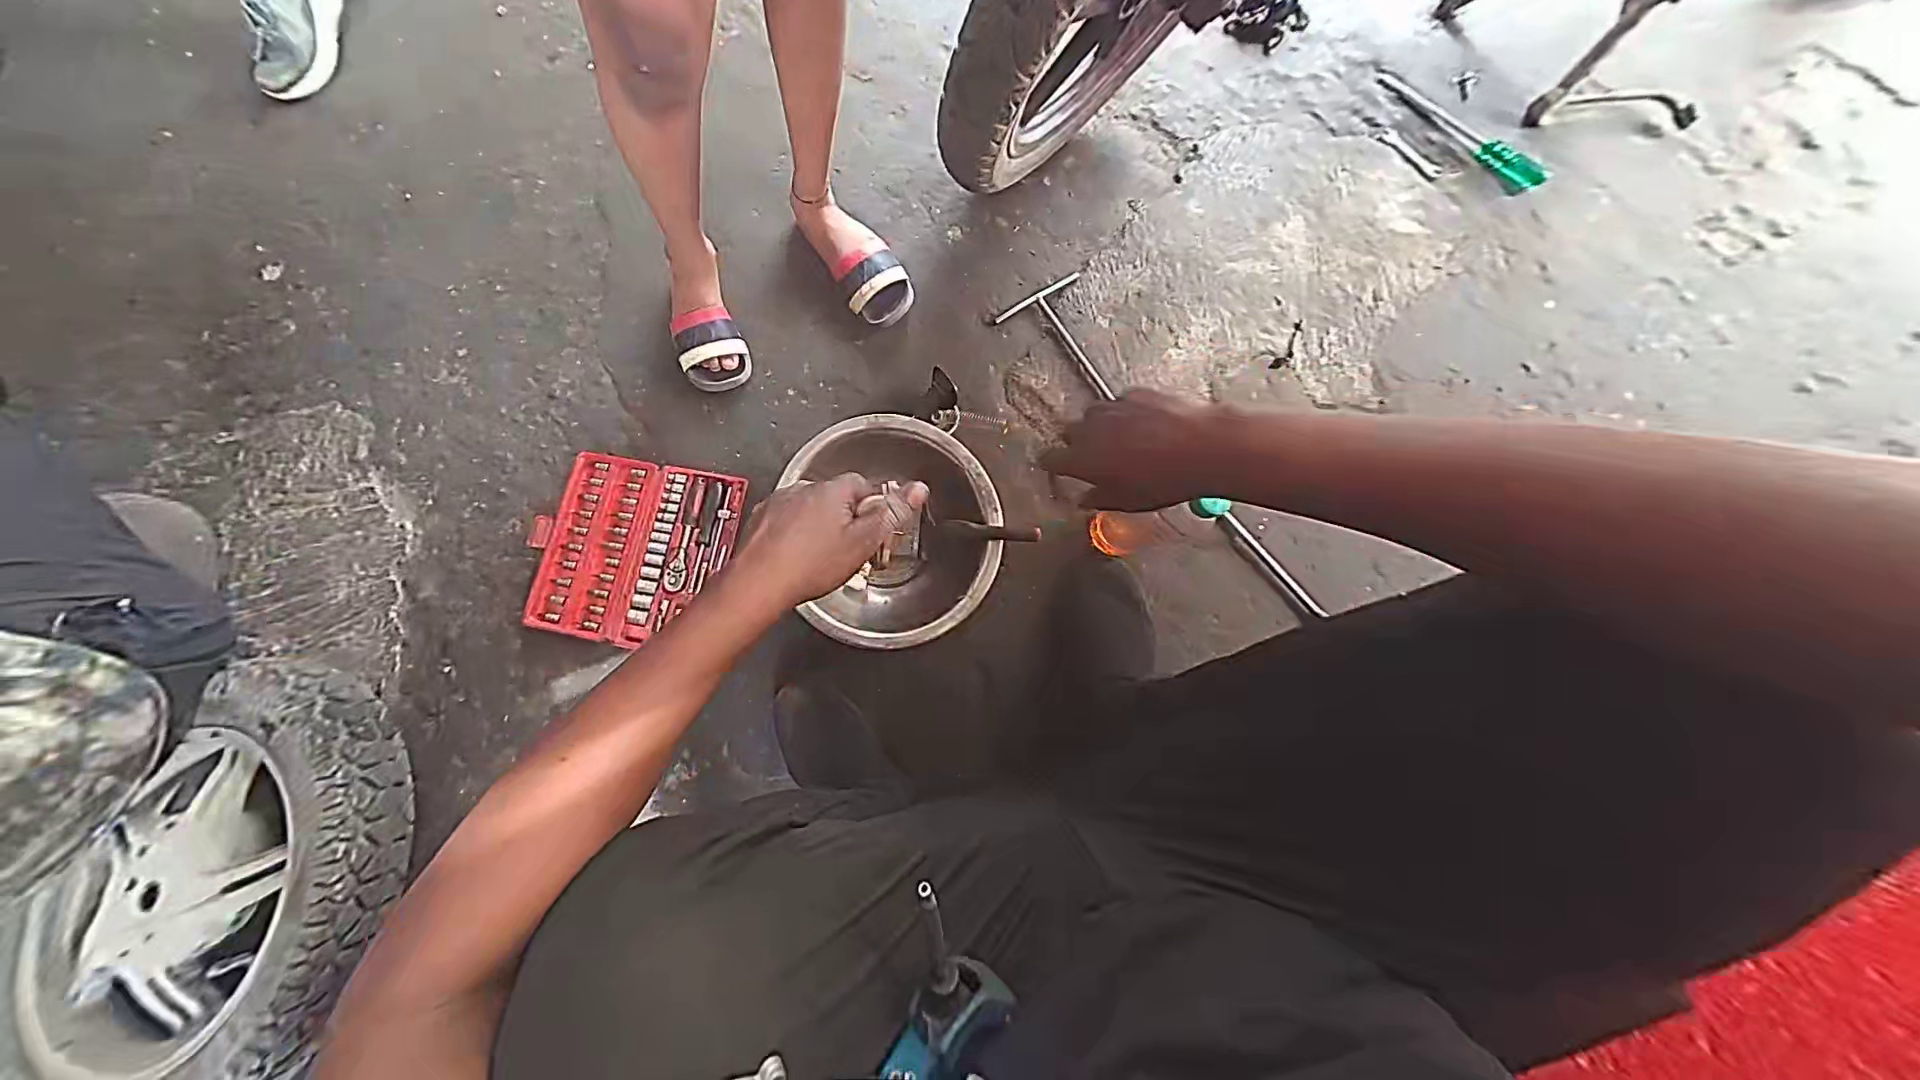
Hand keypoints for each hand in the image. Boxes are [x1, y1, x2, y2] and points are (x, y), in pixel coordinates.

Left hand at [727, 473, 928, 609]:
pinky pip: (788, 522)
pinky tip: (800, 557)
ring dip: (820, 526)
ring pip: (811, 510)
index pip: (866, 486)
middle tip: (852, 548)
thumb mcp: (863, 542)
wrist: (759, 583)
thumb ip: (891, 513)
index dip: (874, 508)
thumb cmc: (807, 565)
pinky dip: (796, 535)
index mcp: (833, 489)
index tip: (876, 528)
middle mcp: (804, 489)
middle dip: (847, 519)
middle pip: (838, 498)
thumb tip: (917, 489)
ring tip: (824, 557)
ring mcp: (780, 503)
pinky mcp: (762, 520)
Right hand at [1040, 390, 1225, 510]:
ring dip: (1101, 427)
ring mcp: (1112, 407)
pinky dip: (1126, 414)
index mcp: (1081, 458)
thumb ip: (1099, 498)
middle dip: (1079, 444)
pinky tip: (1144, 428)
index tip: (1059, 469)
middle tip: (1097, 459)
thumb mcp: (1128, 501)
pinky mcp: (1134, 394)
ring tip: (1123, 443)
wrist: (1202, 447)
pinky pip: (1120, 404)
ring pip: (1093, 415)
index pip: (1050, 459)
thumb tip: (1087, 499)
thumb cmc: (1165, 479)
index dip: (1054, 465)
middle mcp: (1090, 429)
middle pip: (1069, 433)